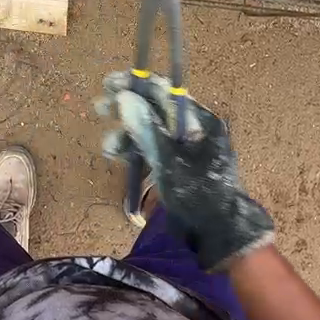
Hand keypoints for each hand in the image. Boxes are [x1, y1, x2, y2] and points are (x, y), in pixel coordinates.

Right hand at [97, 72, 273, 269]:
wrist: (218, 235)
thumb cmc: (198, 194)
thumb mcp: (168, 160)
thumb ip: (146, 128)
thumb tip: (126, 97)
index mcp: (199, 121)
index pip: (166, 92)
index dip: (137, 84)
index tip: (110, 84)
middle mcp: (191, 129)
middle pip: (154, 108)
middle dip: (126, 108)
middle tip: (100, 108)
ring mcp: (182, 147)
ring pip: (148, 129)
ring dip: (125, 133)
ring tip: (108, 147)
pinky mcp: (174, 163)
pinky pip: (150, 147)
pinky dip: (133, 149)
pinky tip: (116, 156)